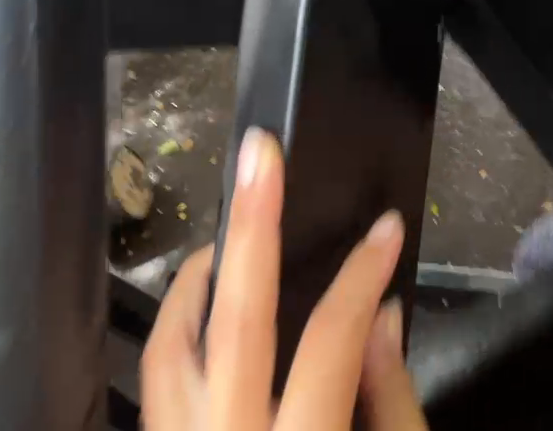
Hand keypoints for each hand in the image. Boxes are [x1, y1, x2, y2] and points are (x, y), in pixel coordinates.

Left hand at [141, 129, 426, 429]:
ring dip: (196, 277)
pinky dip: (181, 330)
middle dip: (251, 225)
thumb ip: (393, 400)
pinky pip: (160, 379)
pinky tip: (207, 309)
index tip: (387, 229)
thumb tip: (379, 313)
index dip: (362, 274)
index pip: (330, 340)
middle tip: (260, 152)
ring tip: (229, 232)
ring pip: (169, 348)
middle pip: (234, 320)